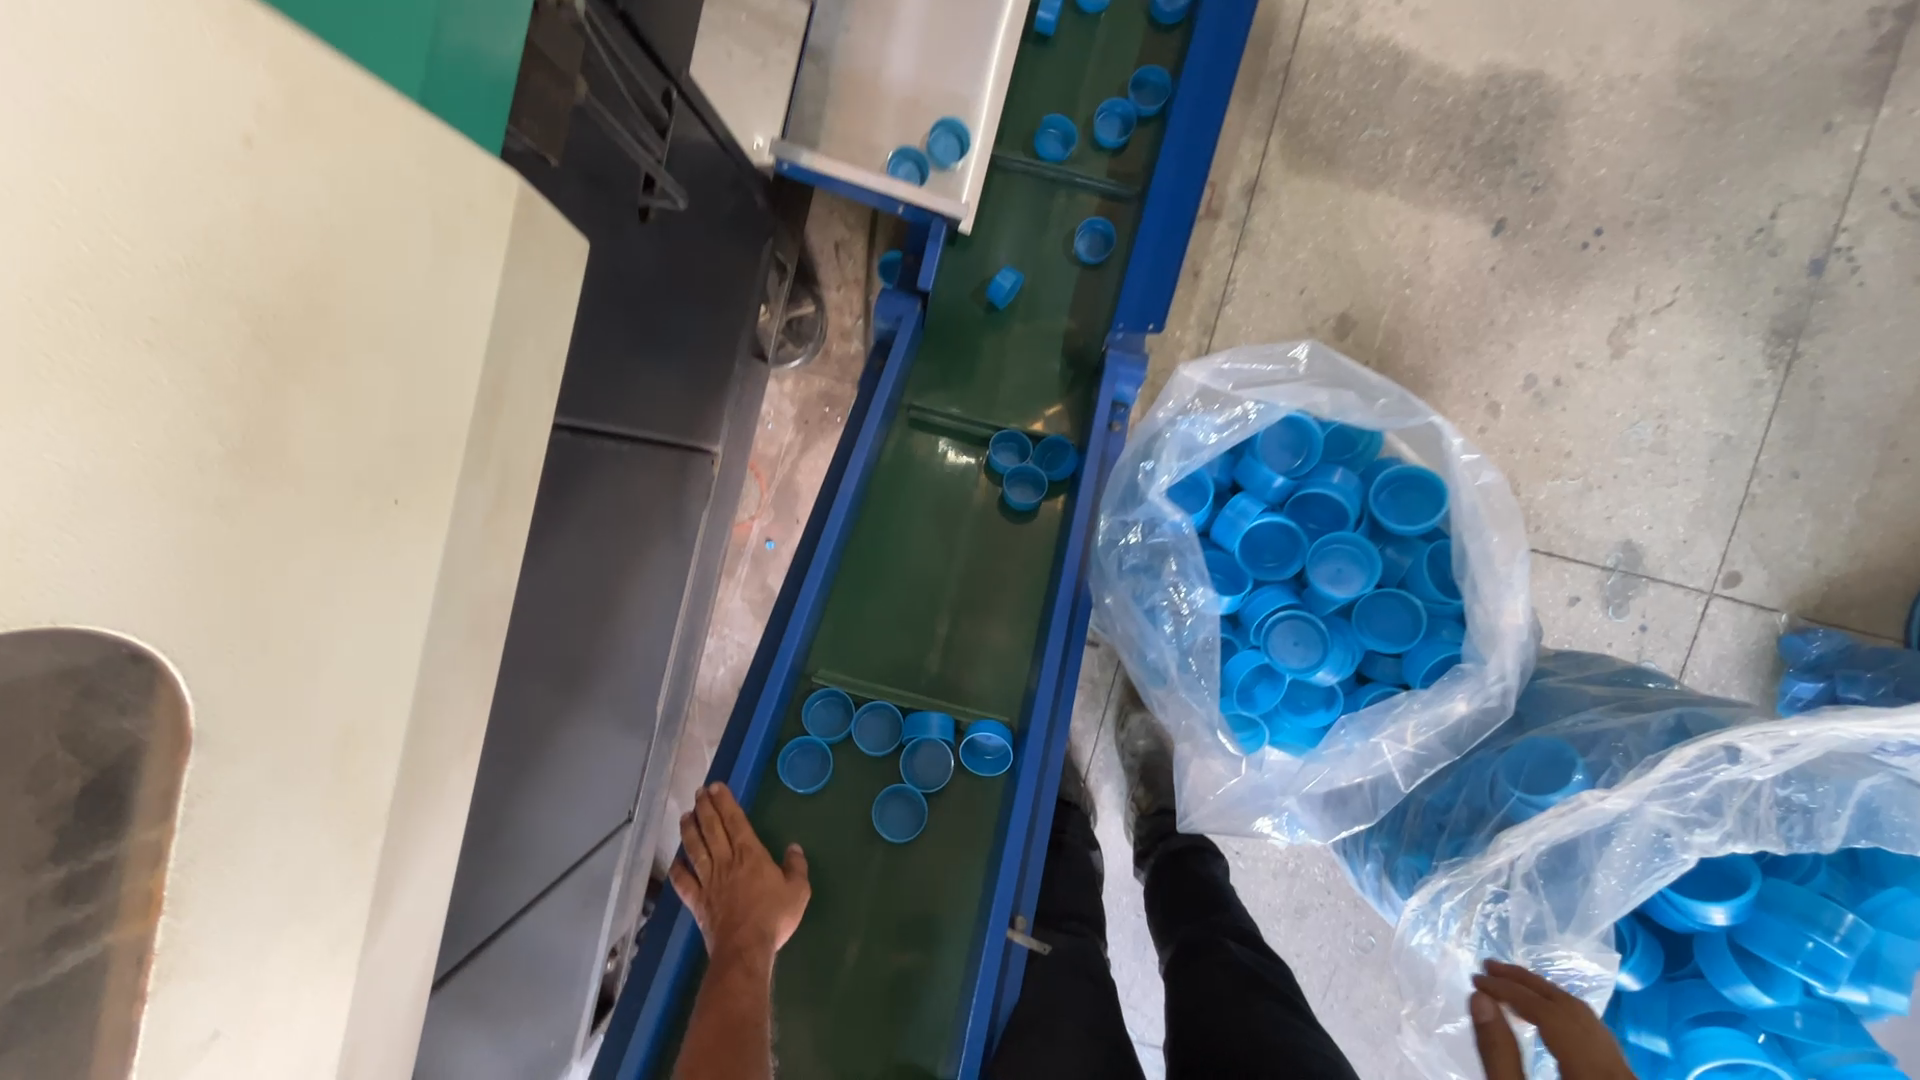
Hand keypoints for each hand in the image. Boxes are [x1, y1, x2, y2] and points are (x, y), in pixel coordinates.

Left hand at [671, 783, 810, 964]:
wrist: (745, 948)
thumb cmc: (774, 916)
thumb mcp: (798, 889)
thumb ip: (796, 866)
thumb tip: (794, 848)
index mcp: (750, 854)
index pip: (735, 821)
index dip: (725, 802)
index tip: (716, 787)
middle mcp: (726, 861)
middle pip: (712, 829)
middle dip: (705, 808)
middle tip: (699, 793)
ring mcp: (709, 881)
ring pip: (695, 849)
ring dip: (689, 831)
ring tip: (685, 816)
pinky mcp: (698, 902)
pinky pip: (684, 883)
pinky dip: (677, 870)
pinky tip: (675, 861)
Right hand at [1469, 959, 1636, 1079]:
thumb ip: (1498, 1053)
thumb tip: (1478, 998)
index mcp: (1593, 1073)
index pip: (1549, 1014)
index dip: (1510, 991)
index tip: (1476, 979)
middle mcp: (1618, 1069)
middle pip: (1572, 1010)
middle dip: (1527, 984)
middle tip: (1488, 966)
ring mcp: (1625, 1075)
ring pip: (1588, 1020)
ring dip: (1545, 997)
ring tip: (1510, 985)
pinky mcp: (1621, 1079)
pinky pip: (1596, 1035)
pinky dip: (1564, 1015)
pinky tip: (1542, 1014)